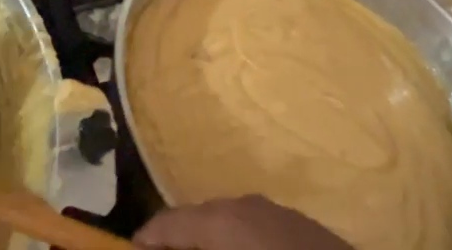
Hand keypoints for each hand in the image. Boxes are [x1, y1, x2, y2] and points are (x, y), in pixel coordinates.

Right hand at [134, 196, 353, 249]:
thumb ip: (188, 248)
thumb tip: (154, 247)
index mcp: (222, 222)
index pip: (168, 223)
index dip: (146, 241)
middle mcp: (244, 206)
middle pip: (196, 221)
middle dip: (177, 243)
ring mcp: (277, 214)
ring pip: (227, 225)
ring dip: (209, 243)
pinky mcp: (304, 229)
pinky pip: (255, 233)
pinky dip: (238, 245)